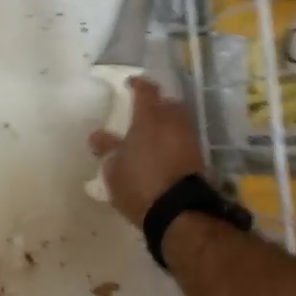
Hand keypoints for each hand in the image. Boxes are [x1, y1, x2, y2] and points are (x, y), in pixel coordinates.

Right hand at [87, 77, 205, 224]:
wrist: (176, 210)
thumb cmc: (138, 184)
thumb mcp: (113, 168)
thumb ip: (106, 148)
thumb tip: (97, 135)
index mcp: (149, 117)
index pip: (146, 90)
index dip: (138, 84)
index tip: (130, 84)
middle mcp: (172, 121)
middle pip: (167, 102)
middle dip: (157, 104)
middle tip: (143, 112)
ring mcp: (189, 137)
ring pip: (178, 120)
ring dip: (167, 123)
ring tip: (152, 134)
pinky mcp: (198, 155)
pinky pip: (183, 138)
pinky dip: (174, 140)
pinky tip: (163, 151)